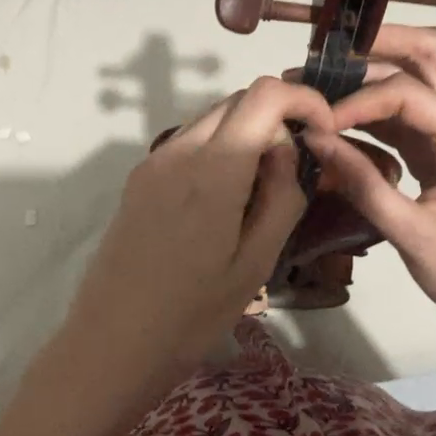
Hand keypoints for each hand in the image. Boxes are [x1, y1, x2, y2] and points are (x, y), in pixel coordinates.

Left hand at [60, 78, 334, 375]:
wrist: (113, 341)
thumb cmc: (193, 313)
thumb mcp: (256, 261)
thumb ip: (282, 195)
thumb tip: (288, 149)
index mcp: (213, 168)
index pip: (265, 94)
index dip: (303, 102)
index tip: (321, 136)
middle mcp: (179, 151)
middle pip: (237, 100)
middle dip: (277, 119)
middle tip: (295, 171)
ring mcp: (153, 163)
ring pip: (210, 120)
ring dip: (246, 135)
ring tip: (261, 191)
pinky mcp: (138, 180)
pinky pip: (187, 144)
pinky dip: (217, 151)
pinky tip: (224, 201)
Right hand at [300, 26, 435, 340]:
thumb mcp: (409, 234)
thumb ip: (361, 183)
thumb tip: (314, 138)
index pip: (411, 93)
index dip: (359, 98)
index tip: (317, 121)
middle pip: (433, 51)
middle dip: (378, 42)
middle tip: (323, 54)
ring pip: (424, 69)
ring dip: (375, 68)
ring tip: (321, 79)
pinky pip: (413, 103)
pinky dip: (376, 101)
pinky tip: (339, 114)